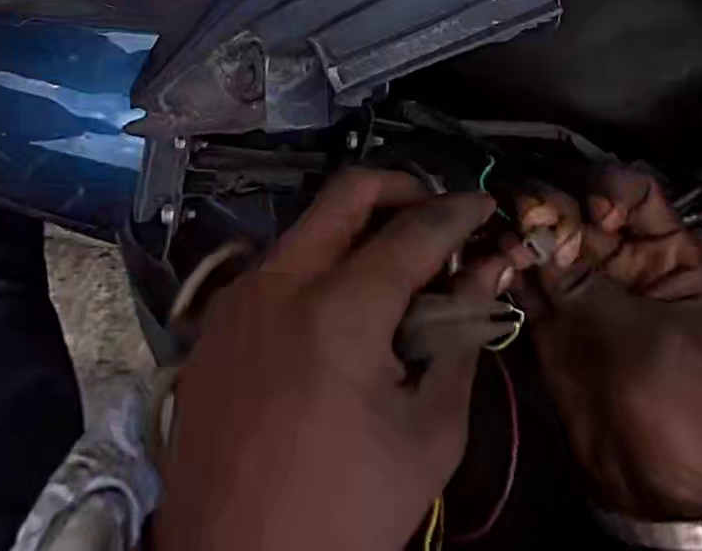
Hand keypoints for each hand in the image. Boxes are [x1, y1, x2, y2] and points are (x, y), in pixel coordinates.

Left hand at [155, 168, 507, 550]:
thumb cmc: (343, 513)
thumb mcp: (428, 436)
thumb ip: (461, 339)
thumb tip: (482, 272)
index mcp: (338, 312)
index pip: (414, 231)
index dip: (458, 212)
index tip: (484, 207)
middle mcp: (280, 281)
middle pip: (349, 190)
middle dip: (404, 188)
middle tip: (436, 216)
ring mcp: (240, 293)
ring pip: (311, 223)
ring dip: (361, 226)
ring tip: (396, 269)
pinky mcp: (217, 316)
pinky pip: (280, 262)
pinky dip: (322, 262)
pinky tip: (341, 308)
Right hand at [513, 165, 701, 519]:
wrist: (671, 496)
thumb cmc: (689, 410)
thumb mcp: (648, 340)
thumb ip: (589, 286)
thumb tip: (539, 237)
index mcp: (667, 258)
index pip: (637, 195)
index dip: (609, 191)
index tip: (593, 212)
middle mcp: (620, 264)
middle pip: (579, 211)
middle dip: (552, 208)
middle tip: (530, 218)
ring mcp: (584, 292)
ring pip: (546, 242)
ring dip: (522, 234)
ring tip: (505, 240)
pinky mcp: (553, 321)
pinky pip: (525, 281)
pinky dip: (505, 268)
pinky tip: (493, 260)